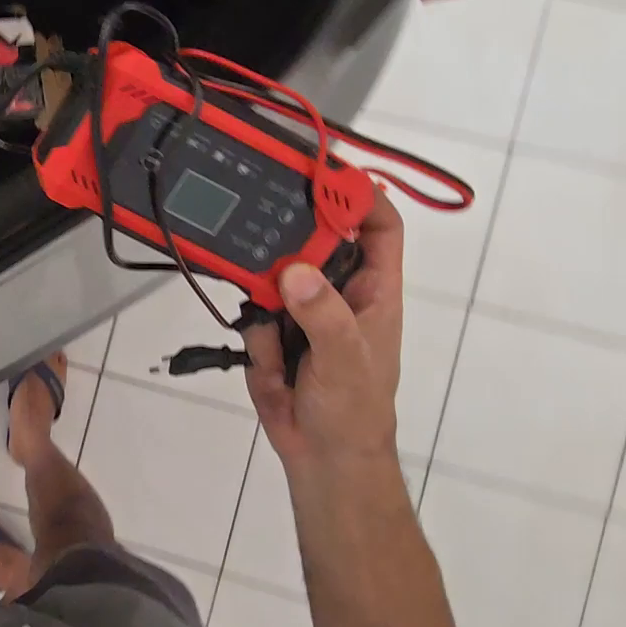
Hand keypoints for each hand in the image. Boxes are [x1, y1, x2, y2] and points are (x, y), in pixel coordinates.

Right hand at [242, 189, 404, 475]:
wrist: (320, 455)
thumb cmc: (354, 408)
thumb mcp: (347, 361)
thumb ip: (323, 315)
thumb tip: (293, 270)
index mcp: (372, 288)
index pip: (375, 225)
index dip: (357, 193)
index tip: (321, 171)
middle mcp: (334, 288)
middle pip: (311, 238)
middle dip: (288, 235)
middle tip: (260, 224)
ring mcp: (298, 307)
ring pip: (271, 271)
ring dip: (264, 292)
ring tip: (275, 331)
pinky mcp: (267, 327)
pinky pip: (251, 309)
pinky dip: (255, 332)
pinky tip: (271, 364)